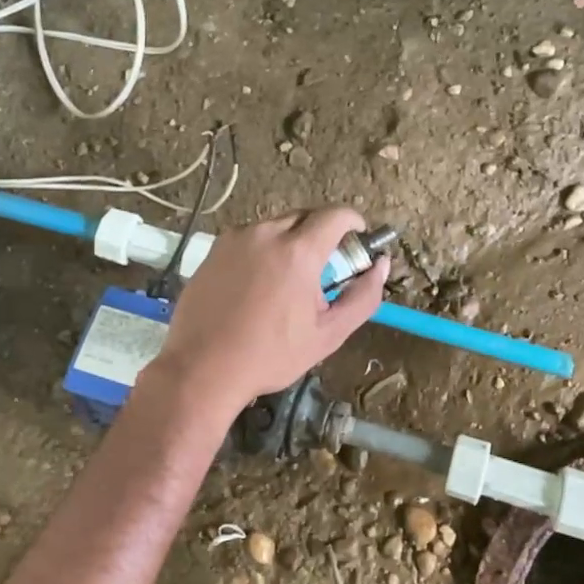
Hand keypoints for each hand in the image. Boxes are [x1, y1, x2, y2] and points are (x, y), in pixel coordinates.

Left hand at [149, 207, 387, 413]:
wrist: (201, 369)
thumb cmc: (270, 355)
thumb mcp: (327, 335)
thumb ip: (362, 297)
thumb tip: (381, 266)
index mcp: (298, 251)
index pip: (335, 215)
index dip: (353, 221)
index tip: (358, 237)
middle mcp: (266, 234)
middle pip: (305, 217)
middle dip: (322, 234)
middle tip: (325, 268)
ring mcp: (235, 240)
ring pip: (275, 227)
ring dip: (290, 242)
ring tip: (288, 282)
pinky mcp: (213, 250)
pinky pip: (249, 240)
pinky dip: (263, 251)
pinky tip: (257, 286)